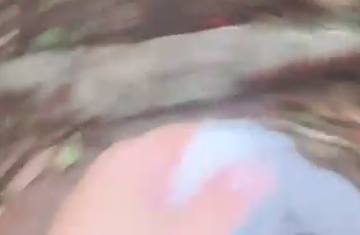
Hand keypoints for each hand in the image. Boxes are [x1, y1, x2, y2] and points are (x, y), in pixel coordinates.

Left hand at [47, 123, 272, 234]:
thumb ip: (222, 201)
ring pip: (158, 192)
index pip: (190, 134)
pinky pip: (140, 212)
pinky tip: (185, 230)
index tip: (268, 166)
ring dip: (191, 205)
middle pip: (175, 163)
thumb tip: (262, 165)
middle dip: (212, 181)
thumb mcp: (182, 232)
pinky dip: (166, 219)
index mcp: (133, 155)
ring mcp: (99, 198)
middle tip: (256, 202)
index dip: (229, 147)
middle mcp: (114, 166)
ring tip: (229, 222)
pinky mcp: (92, 226)